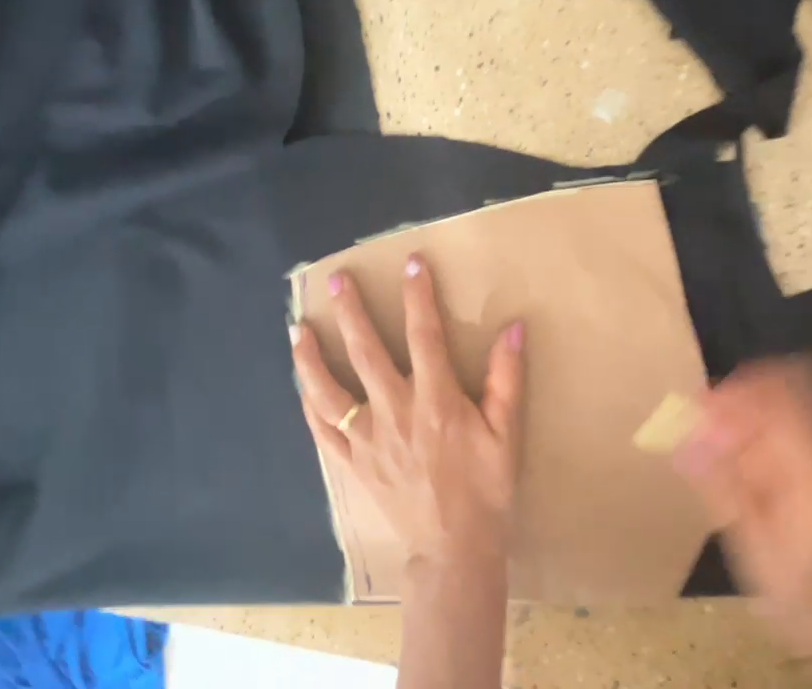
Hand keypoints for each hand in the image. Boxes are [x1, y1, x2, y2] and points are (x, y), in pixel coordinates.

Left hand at [291, 255, 524, 570]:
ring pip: (328, 389)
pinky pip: (322, 430)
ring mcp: (367, 439)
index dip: (418, 295)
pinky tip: (301, 385)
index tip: (412, 262)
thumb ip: (508, 378)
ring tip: (298, 328)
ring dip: (311, 356)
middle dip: (351, 311)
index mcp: (436, 400)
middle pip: (365, 350)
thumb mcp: (508, 433)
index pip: (424, 334)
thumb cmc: (486, 489)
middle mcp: (395, 411)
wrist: (455, 549)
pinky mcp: (352, 463)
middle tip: (337, 279)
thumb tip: (513, 327)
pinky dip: (309, 404)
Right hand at [672, 356, 811, 655]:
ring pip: (790, 393)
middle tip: (706, 418)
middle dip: (740, 391)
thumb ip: (721, 483)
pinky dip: (761, 420)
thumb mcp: (750, 538)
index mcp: (811, 461)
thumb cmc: (793, 582)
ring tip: (717, 435)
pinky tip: (740, 452)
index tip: (697, 412)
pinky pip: (794, 416)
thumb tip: (682, 440)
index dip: (731, 393)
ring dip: (749, 404)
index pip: (775, 394)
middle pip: (787, 380)